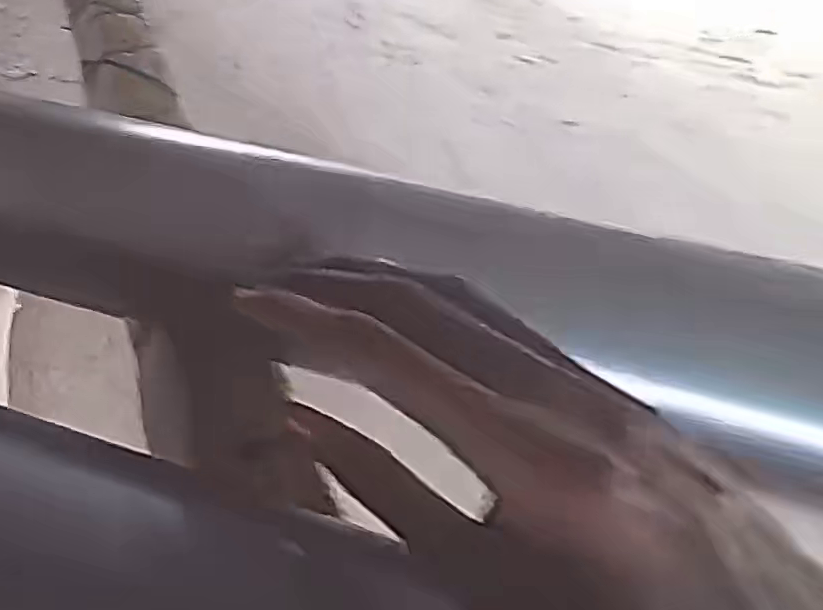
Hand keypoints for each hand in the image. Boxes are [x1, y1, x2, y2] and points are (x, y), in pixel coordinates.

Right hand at [237, 261, 822, 609]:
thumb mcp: (479, 581)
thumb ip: (380, 489)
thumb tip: (294, 416)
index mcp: (533, 459)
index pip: (383, 350)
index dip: (302, 316)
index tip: (245, 299)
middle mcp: (566, 402)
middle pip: (418, 302)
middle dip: (328, 281)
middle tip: (266, 282)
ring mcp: (597, 390)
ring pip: (459, 297)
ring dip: (374, 279)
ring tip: (315, 281)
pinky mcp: (613, 392)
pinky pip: (498, 320)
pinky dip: (425, 299)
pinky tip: (395, 309)